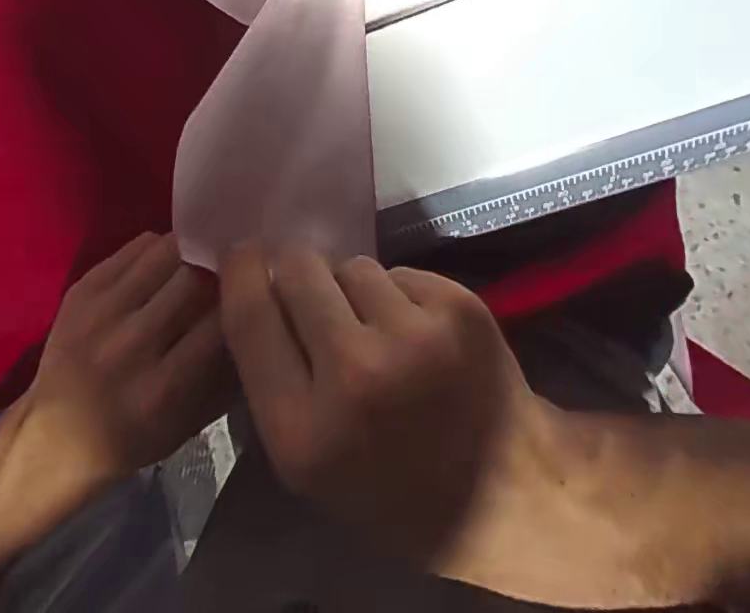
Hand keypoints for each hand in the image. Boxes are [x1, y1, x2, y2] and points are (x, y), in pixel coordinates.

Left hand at [0, 234, 230, 612]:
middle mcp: (130, 345)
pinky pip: (134, 247)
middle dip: (219, 269)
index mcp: (162, 388)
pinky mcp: (80, 291)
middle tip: (234, 265)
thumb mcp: (190, 425)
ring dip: (191, 250)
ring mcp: (100, 313)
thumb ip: (227, 375)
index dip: (243, 299)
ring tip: (204, 254)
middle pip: (193, 278)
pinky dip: (159, 247)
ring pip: (164, 252)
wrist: (53, 438)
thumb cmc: (133, 438)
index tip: (258, 288)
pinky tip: (168, 259)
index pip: (219, 322)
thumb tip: (260, 316)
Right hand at [217, 242, 542, 568]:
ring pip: (352, 264)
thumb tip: (256, 285)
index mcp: (303, 430)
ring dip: (354, 286)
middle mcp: (355, 376)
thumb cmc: (393, 488)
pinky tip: (418, 330)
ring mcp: (413, 338)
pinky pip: (399, 271)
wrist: (507, 493)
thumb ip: (270, 377)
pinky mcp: (458, 309)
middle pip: (299, 270)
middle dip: (299, 272)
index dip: (242, 274)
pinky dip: (399, 293)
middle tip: (317, 293)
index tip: (243, 254)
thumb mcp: (306, 461)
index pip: (249, 317)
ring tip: (377, 325)